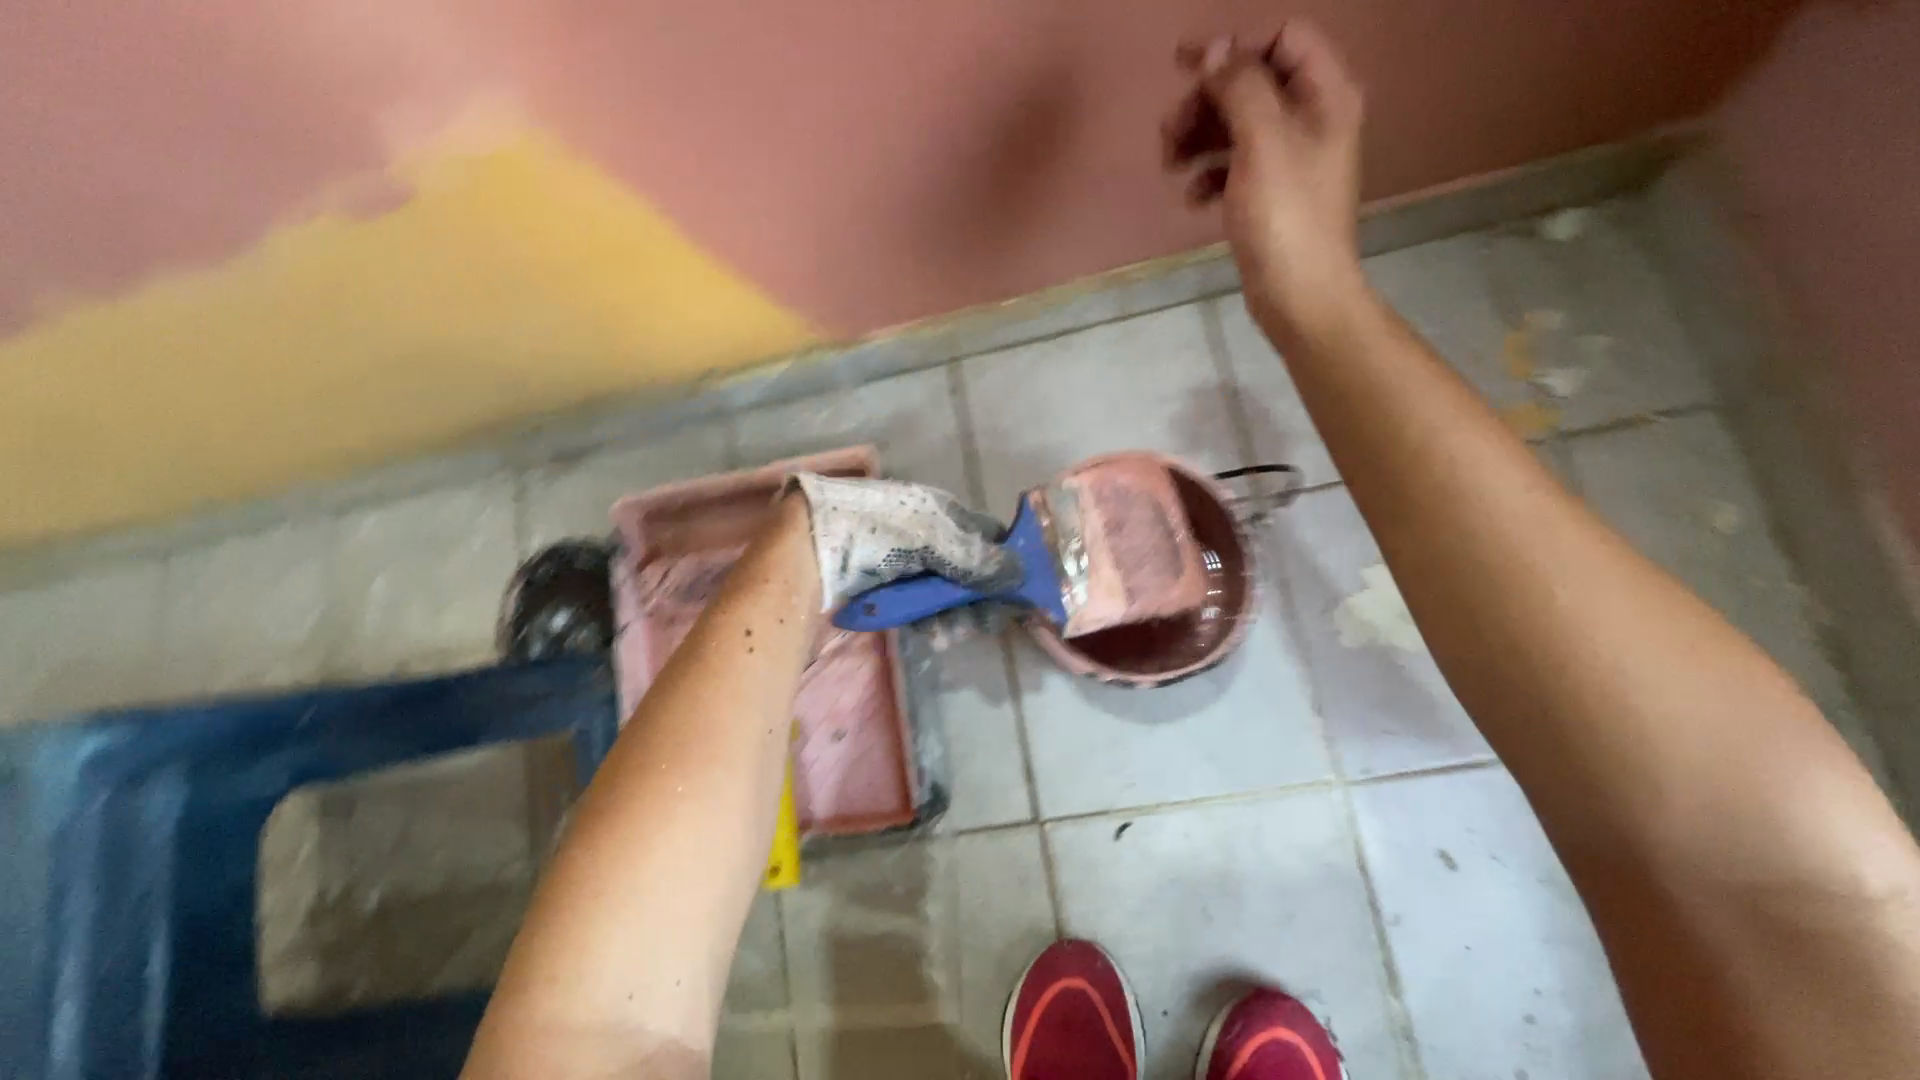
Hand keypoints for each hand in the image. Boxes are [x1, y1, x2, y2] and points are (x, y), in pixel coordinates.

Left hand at [784, 474, 1020, 612]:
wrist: (804, 548)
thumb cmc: (873, 533)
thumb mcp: (930, 539)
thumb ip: (975, 558)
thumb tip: (1020, 574)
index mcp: (940, 512)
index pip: (986, 536)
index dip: (1003, 563)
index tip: (1014, 595)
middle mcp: (925, 534)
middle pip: (967, 569)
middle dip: (977, 598)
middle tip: (982, 624)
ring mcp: (902, 563)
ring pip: (943, 592)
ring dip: (953, 615)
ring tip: (947, 634)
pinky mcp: (882, 588)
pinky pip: (917, 604)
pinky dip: (927, 618)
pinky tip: (929, 633)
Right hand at [1162, 22, 1367, 344]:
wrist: (1299, 295)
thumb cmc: (1285, 216)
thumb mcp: (1263, 140)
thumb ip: (1240, 86)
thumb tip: (1216, 51)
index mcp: (1325, 95)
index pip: (1283, 38)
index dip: (1235, 46)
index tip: (1185, 67)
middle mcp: (1312, 118)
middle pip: (1252, 82)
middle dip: (1206, 100)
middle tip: (1169, 130)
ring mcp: (1290, 159)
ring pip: (1235, 124)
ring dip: (1198, 136)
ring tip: (1169, 164)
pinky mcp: (1270, 194)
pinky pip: (1232, 165)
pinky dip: (1208, 173)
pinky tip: (1193, 197)